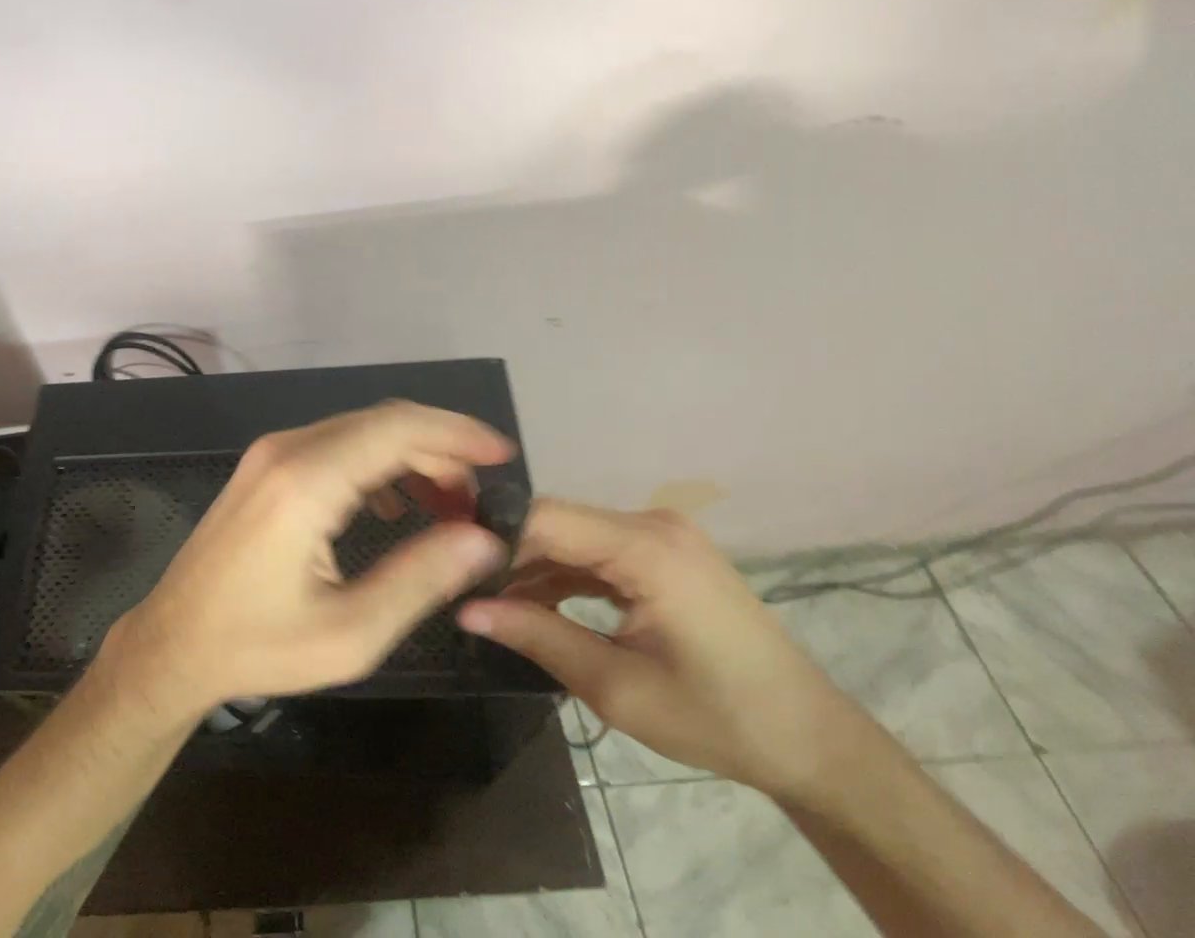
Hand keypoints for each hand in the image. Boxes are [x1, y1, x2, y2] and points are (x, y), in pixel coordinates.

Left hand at [103, 401, 513, 717]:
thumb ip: (421, 579)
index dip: (459, 435)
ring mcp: (268, 456)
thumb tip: (485, 540)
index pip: (399, 429)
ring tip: (447, 506)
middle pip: (382, 423)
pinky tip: (392, 508)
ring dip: (410, 457)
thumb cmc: (258, 647)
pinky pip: (333, 447)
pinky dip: (375, 465)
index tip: (504, 459)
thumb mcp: (351, 631)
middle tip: (479, 501)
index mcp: (306, 483)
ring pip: (358, 432)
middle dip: (441, 450)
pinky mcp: (262, 470)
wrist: (173, 646)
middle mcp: (285, 451)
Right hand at [456, 501, 868, 797]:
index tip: (448, 573)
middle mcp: (653, 525)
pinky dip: (563, 578)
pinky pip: (597, 554)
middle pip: (555, 523)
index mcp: (647, 547)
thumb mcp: (615, 685)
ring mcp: (663, 538)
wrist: (808, 739)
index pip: (543, 517)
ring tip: (489, 609)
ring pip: (571, 538)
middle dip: (506, 557)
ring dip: (531, 570)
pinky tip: (533, 608)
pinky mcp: (666, 557)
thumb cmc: (716, 717)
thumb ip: (537, 637)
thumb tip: (465, 610)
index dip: (490, 539)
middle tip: (461, 597)